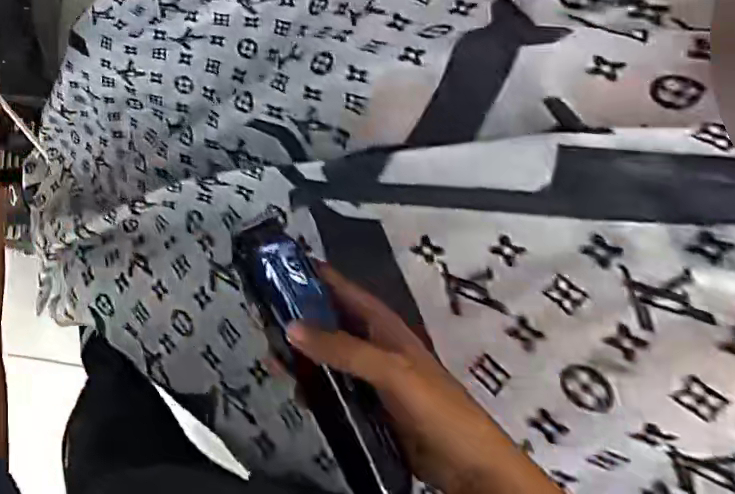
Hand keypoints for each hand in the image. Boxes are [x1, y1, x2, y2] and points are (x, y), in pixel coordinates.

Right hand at [285, 264, 561, 493]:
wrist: (472, 469)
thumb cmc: (437, 406)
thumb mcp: (389, 370)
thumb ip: (340, 348)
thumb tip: (290, 326)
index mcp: (380, 322)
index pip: (337, 285)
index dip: (308, 271)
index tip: (273, 264)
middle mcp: (371, 341)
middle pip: (326, 318)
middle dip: (295, 314)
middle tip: (261, 315)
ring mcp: (369, 375)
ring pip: (325, 354)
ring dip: (300, 353)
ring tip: (270, 354)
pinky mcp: (368, 406)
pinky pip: (332, 388)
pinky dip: (312, 386)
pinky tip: (295, 390)